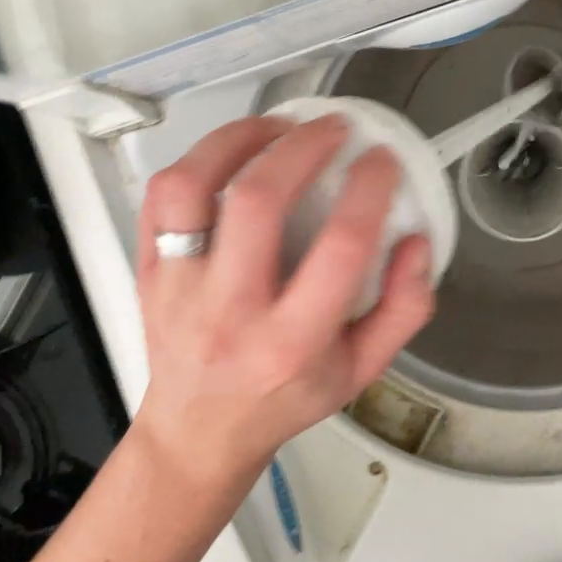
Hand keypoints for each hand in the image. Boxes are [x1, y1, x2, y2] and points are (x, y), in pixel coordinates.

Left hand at [131, 115, 435, 490]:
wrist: (199, 433)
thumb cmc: (287, 398)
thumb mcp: (363, 371)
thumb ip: (403, 308)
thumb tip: (417, 240)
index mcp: (293, 342)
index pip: (339, 248)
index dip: (368, 190)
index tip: (382, 159)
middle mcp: (230, 312)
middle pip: (258, 202)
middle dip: (303, 147)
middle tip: (333, 128)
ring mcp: (177, 289)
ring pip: (191, 187)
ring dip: (237, 140)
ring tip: (275, 128)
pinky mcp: (145, 272)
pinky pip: (159, 198)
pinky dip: (196, 161)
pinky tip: (233, 155)